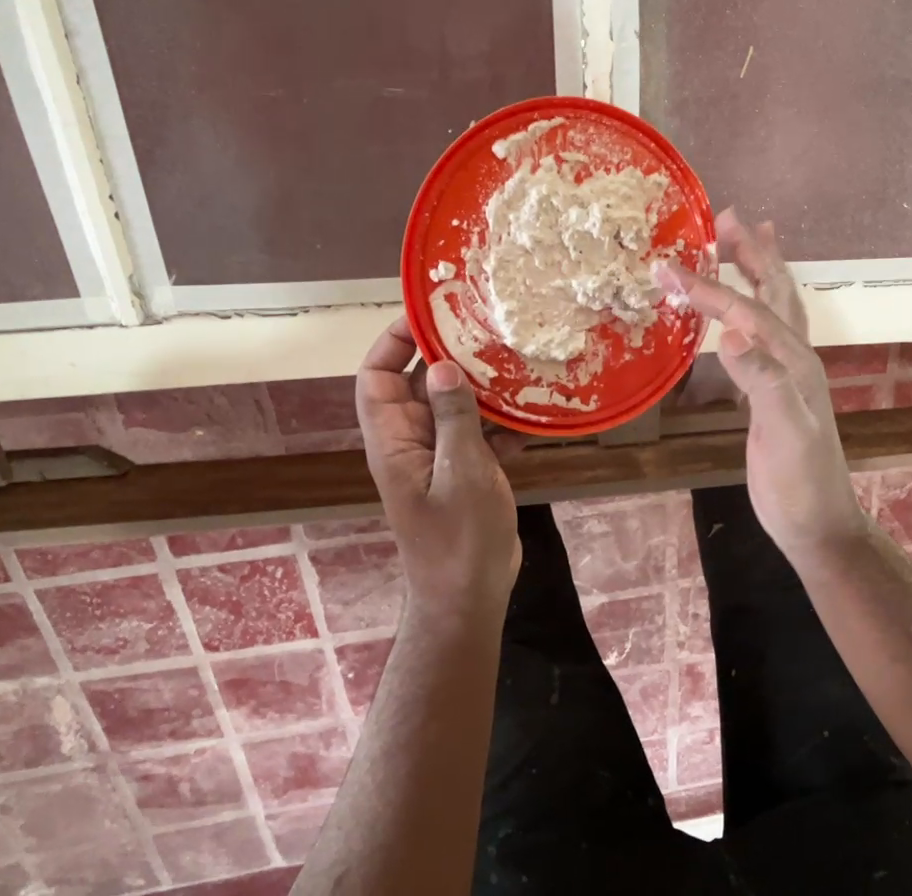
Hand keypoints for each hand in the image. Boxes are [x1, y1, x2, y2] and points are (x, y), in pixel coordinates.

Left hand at [355, 318, 519, 617]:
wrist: (470, 597)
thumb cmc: (459, 540)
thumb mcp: (461, 474)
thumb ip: (453, 419)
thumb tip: (440, 366)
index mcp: (394, 442)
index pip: (376, 377)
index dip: (393, 341)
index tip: (428, 313)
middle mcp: (412, 443)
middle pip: (418, 385)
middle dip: (447, 355)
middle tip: (486, 326)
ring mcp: (441, 458)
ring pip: (454, 407)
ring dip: (481, 386)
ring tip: (515, 357)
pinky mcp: (468, 472)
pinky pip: (480, 433)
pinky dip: (503, 420)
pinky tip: (534, 407)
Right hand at [656, 210, 870, 549]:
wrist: (817, 523)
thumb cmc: (799, 484)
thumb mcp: (785, 434)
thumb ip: (764, 383)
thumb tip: (731, 334)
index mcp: (794, 360)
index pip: (745, 310)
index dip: (707, 287)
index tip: (666, 267)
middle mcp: (795, 357)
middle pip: (773, 291)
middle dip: (751, 252)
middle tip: (727, 216)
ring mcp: (787, 374)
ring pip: (774, 309)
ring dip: (759, 271)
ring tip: (746, 241)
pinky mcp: (775, 393)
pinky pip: (762, 336)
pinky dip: (750, 310)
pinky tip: (737, 315)